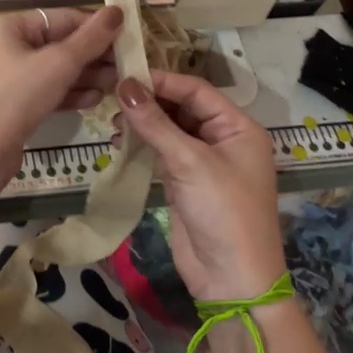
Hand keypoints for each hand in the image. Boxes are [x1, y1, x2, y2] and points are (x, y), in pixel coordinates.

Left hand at [0, 7, 123, 175]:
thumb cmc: (15, 98)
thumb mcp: (58, 64)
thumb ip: (91, 38)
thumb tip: (117, 11)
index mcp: (8, 26)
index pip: (60, 18)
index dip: (94, 27)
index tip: (126, 38)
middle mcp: (4, 47)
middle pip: (57, 44)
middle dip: (92, 55)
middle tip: (125, 65)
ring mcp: (6, 77)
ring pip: (53, 70)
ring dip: (85, 76)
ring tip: (115, 83)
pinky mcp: (11, 105)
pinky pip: (45, 91)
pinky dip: (68, 94)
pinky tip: (94, 100)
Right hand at [116, 71, 284, 300]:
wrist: (233, 278)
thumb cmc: (223, 210)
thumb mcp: (189, 162)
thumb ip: (156, 123)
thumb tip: (126, 86)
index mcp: (238, 127)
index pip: (197, 91)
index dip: (163, 81)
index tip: (126, 74)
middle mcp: (224, 139)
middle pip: (183, 108)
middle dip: (150, 102)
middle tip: (113, 98)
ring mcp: (205, 163)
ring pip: (170, 130)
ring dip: (144, 124)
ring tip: (113, 122)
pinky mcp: (186, 183)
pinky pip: (163, 154)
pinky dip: (143, 146)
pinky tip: (120, 142)